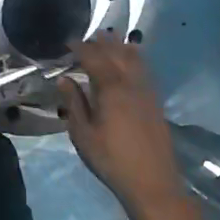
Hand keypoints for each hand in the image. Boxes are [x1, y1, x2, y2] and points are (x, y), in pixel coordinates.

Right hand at [58, 36, 180, 210]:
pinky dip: (133, 58)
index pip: (93, 57)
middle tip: (86, 38)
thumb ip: (74, 102)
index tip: (67, 41)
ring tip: (107, 40)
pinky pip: (144, 69)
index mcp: (111, 87)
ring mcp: (146, 90)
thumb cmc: (111, 159)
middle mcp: (131, 82)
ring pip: (134, 58)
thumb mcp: (83, 134)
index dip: (80, 47)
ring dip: (119, 46)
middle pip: (116, 52)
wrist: (152, 181)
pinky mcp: (155, 100)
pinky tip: (129, 61)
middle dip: (101, 42)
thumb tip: (64, 78)